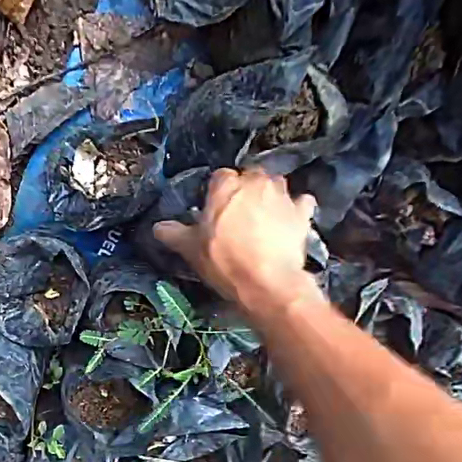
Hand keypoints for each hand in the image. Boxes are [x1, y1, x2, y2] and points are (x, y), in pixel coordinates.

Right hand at [153, 168, 322, 322]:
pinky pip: (300, 203)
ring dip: (269, 197)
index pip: (218, 177)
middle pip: (249, 178)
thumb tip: (158, 227)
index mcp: (226, 185)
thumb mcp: (191, 250)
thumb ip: (174, 234)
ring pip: (275, 187)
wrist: (267, 283)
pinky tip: (289, 222)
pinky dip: (295, 209)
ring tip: (261, 220)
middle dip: (244, 192)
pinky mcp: (302, 213)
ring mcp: (282, 195)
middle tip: (236, 217)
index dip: (215, 194)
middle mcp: (256, 182)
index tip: (213, 212)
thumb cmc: (224, 261)